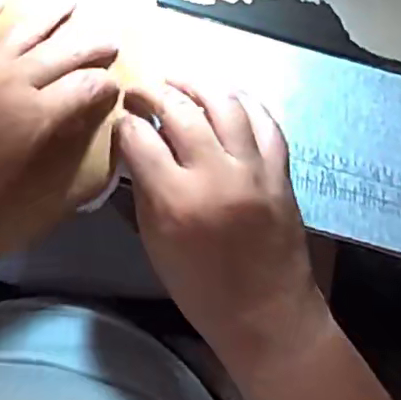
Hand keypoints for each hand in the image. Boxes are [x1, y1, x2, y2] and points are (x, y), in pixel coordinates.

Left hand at [0, 0, 120, 225]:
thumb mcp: (9, 172)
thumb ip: (38, 138)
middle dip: (91, 45)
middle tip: (111, 39)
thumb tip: (59, 119)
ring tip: (70, 0)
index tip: (115, 83)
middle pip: (63, 52)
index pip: (83, 89)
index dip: (103, 85)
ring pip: (25, 28)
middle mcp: (14, 78)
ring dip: (51, 13)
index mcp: (34, 114)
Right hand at [118, 82, 332, 370]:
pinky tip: (223, 97)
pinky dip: (242, 102)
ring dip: (195, 84)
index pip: (139, 136)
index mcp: (176, 199)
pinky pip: (265, 122)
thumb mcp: (153, 238)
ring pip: (224, 103)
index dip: (124, 123)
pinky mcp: (280, 173)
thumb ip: (143, 184)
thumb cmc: (199, 286)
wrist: (269, 317)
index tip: (120, 121)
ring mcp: (254, 171)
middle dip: (151, 92)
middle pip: (179, 108)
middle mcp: (216, 176)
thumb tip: (133, 143)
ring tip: (176, 81)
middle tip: (138, 93)